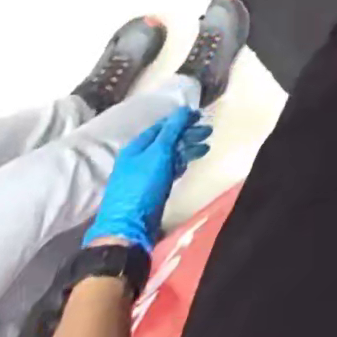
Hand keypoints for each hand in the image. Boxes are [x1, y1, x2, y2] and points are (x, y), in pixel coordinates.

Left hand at [84, 105, 210, 250]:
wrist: (128, 227)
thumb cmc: (143, 186)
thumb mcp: (159, 153)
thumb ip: (172, 130)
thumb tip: (183, 109)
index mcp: (136, 147)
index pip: (162, 126)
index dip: (181, 120)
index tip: (200, 116)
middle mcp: (139, 158)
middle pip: (167, 139)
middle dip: (188, 134)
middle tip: (208, 132)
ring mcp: (145, 174)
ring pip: (170, 154)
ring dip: (187, 148)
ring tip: (205, 148)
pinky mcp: (152, 188)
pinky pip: (169, 169)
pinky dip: (181, 163)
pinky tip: (190, 163)